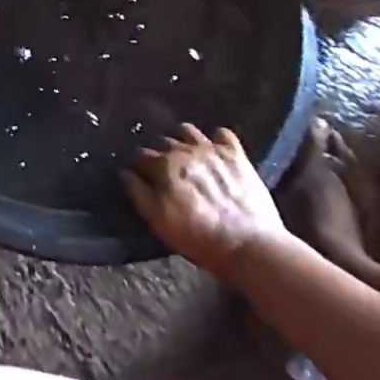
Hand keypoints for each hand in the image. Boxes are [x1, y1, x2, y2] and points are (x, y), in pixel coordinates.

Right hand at [123, 124, 291, 277]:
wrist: (253, 248)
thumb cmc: (201, 238)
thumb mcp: (159, 221)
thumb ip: (138, 193)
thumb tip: (126, 172)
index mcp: (163, 166)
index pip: (141, 156)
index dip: (140, 167)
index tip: (143, 178)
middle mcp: (184, 151)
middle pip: (163, 142)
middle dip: (161, 153)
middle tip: (167, 172)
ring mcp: (212, 151)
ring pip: (188, 131)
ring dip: (183, 140)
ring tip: (188, 156)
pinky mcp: (237, 157)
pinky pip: (223, 134)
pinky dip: (217, 139)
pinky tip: (216, 152)